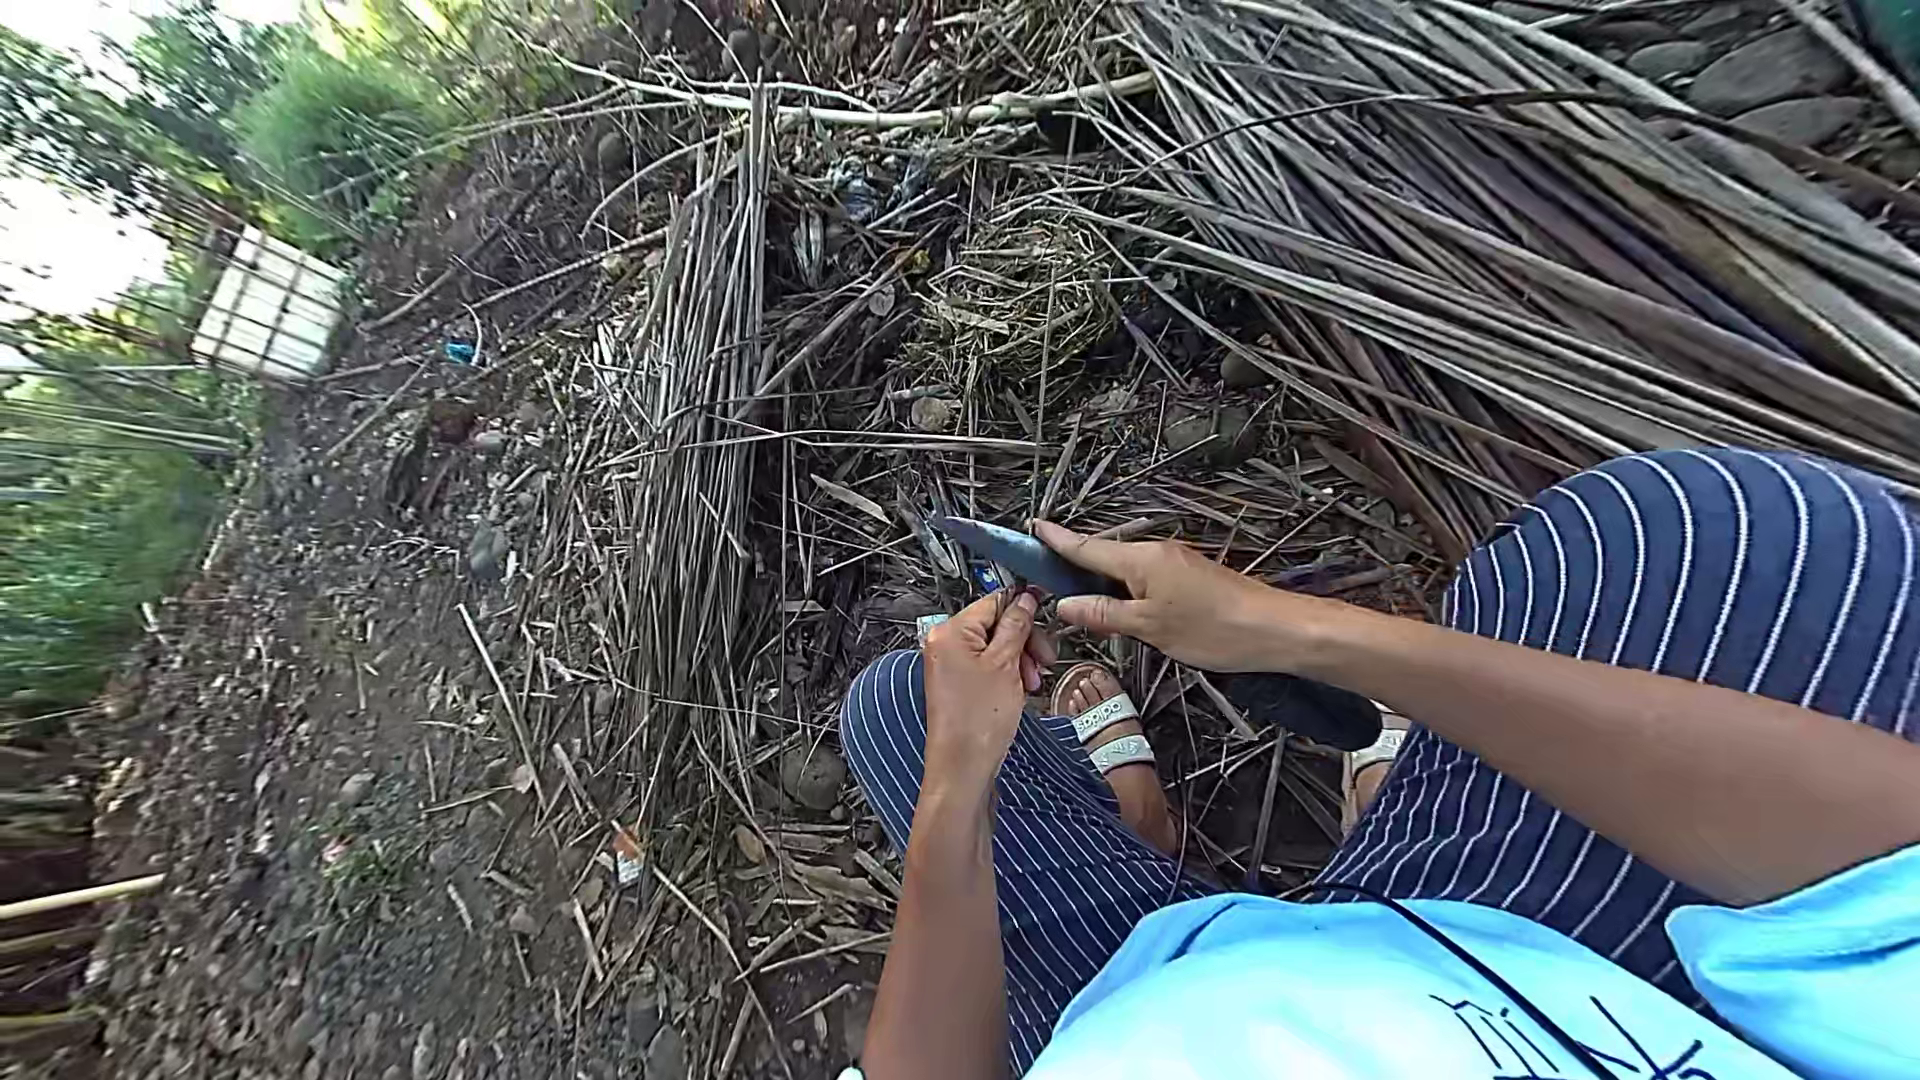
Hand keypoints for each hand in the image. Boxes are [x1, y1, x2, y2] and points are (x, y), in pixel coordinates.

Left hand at [921, 589, 1040, 791]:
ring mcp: (949, 664)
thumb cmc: (977, 721)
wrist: (963, 766)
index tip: (1044, 611)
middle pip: (994, 623)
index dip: (1022, 606)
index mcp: (950, 631)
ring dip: (1019, 658)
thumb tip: (1024, 600)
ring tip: (1032, 680)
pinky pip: (987, 664)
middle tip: (1042, 658)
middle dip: (1023, 639)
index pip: (992, 601)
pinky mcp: (958, 682)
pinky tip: (1021, 687)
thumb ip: (1016, 625)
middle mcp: (944, 643)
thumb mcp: (1006, 664)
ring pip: (994, 645)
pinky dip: (1008, 671)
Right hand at [1034, 520, 1341, 672]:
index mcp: (1141, 560)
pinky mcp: (1186, 575)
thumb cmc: (1217, 627)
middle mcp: (1156, 554)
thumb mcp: (1149, 628)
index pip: (1087, 547)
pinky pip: (1143, 577)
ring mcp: (1173, 562)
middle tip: (1052, 584)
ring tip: (1086, 608)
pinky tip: (1125, 611)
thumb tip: (1068, 607)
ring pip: (1124, 571)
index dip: (1057, 539)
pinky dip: (1126, 591)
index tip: (1036, 528)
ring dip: (1103, 585)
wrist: (1275, 629)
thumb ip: (1103, 615)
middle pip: (1103, 557)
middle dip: (1076, 569)